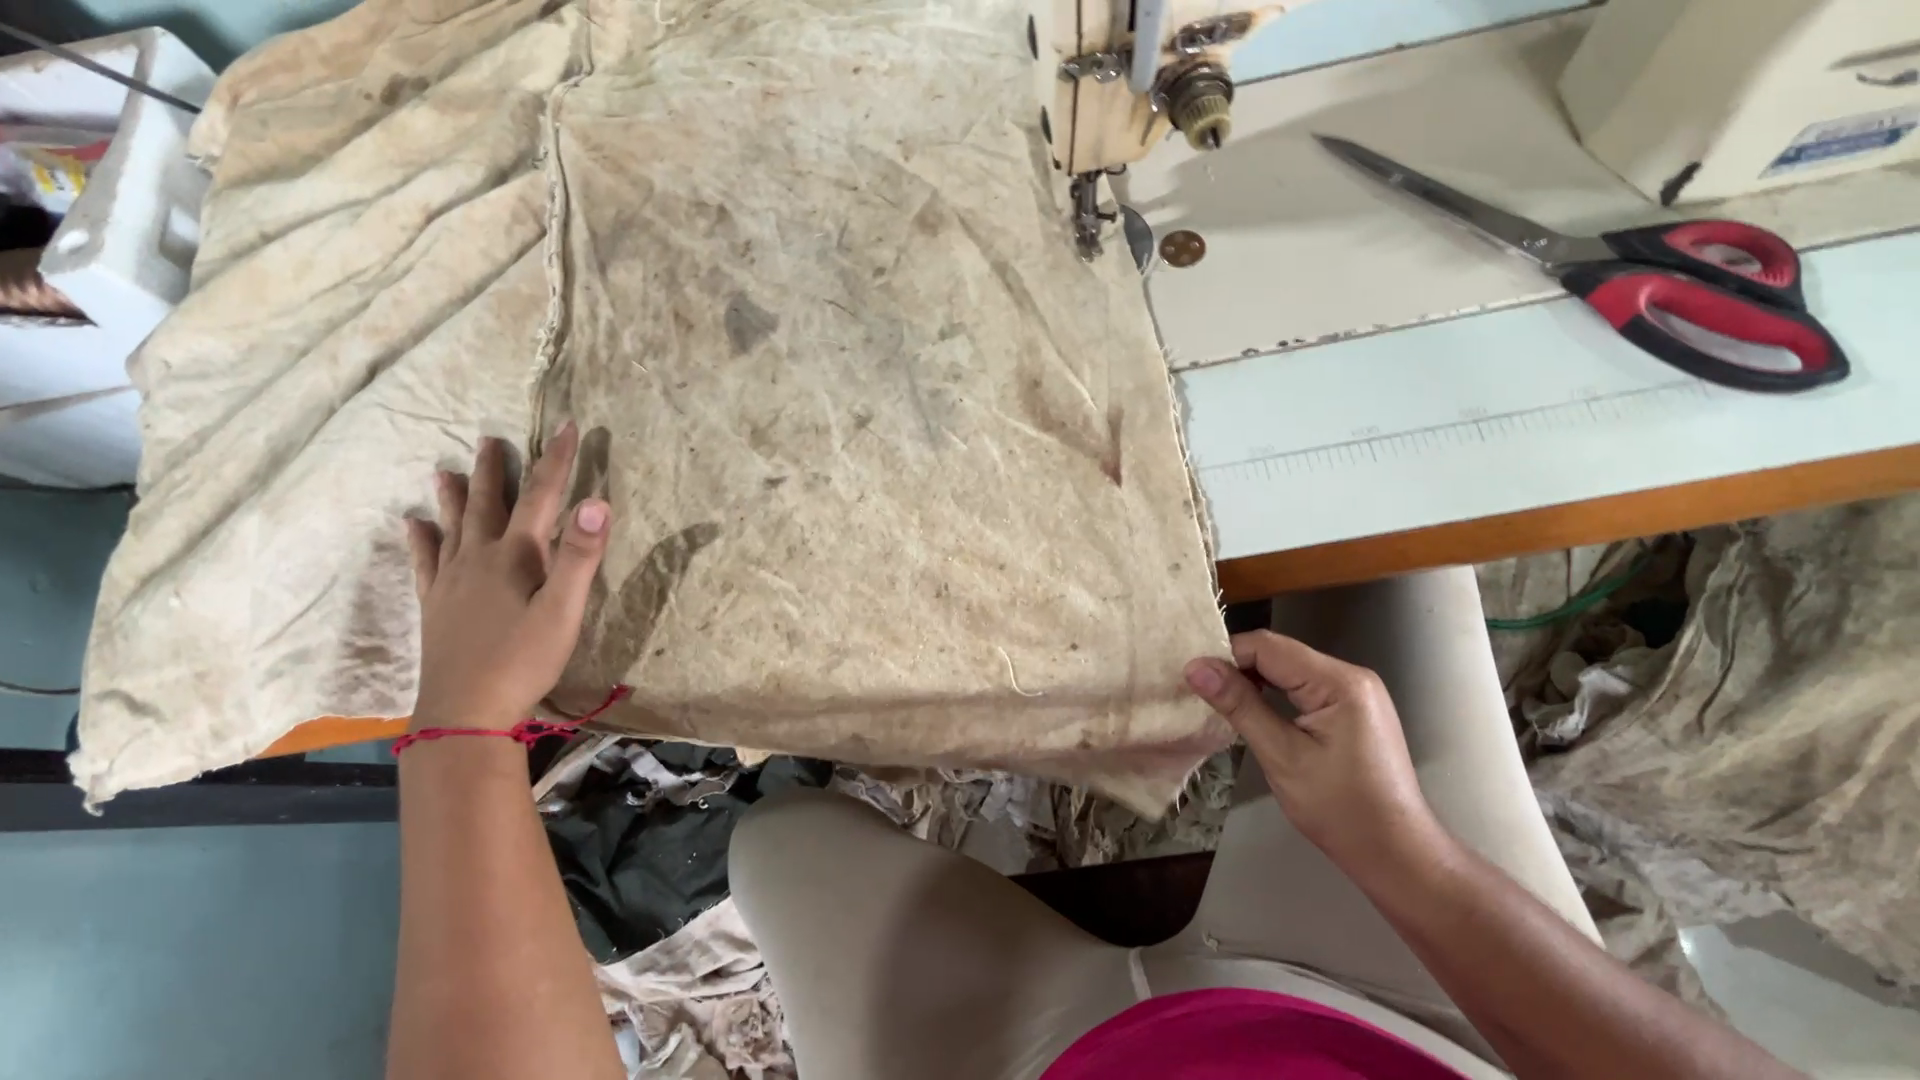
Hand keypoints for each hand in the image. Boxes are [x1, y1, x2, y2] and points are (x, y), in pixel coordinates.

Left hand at [405, 423, 610, 732]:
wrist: (463, 710)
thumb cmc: (523, 660)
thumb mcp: (564, 611)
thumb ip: (580, 557)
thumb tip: (596, 503)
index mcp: (515, 556)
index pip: (541, 496)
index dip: (557, 461)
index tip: (568, 427)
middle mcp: (478, 558)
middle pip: (489, 504)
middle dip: (495, 470)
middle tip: (490, 439)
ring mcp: (451, 581)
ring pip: (453, 526)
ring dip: (455, 496)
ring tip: (446, 470)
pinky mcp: (435, 605)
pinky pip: (425, 561)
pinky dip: (421, 539)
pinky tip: (413, 526)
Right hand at [1185, 631, 1444, 870]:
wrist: (1396, 853)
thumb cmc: (1340, 809)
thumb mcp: (1281, 756)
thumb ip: (1240, 706)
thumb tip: (1196, 667)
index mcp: (1339, 682)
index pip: (1268, 646)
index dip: (1225, 656)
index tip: (1190, 677)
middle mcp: (1351, 676)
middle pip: (1279, 654)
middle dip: (1237, 668)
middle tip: (1199, 691)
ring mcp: (1355, 693)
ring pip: (1290, 670)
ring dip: (1254, 682)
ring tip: (1219, 702)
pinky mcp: (1353, 710)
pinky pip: (1304, 688)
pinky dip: (1275, 695)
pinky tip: (1254, 713)